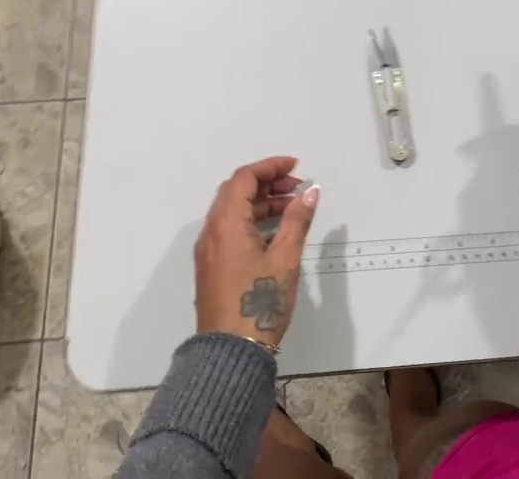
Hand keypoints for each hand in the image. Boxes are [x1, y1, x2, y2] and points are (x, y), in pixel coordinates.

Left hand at [193, 157, 320, 348]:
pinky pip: (230, 229)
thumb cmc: (259, 302)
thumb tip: (310, 192)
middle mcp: (211, 232)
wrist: (230, 352)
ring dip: (261, 203)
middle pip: (236, 191)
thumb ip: (297, 220)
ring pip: (232, 212)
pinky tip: (276, 232)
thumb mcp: (285, 259)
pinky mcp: (212, 267)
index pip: (244, 178)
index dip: (270, 167)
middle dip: (267, 183)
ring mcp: (209, 251)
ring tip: (292, 208)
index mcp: (226, 224)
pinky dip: (252, 220)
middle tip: (297, 187)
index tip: (296, 167)